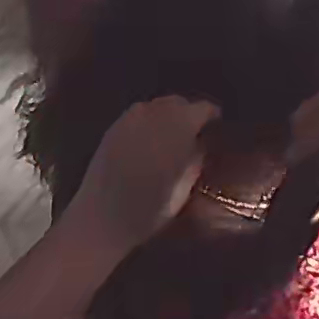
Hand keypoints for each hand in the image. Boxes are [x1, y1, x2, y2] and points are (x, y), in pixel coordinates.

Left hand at [65, 97, 216, 250]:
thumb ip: (194, 160)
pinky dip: (149, 119)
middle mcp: (152, 116)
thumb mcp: (183, 188)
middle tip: (196, 129)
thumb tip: (200, 145)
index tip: (217, 122)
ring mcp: (129, 119)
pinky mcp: (113, 126)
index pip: (199, 109)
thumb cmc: (149, 210)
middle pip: (176, 103)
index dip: (210, 114)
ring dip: (167, 113)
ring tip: (173, 132)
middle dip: (188, 112)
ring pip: (156, 105)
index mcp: (176, 129)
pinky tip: (150, 137)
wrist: (102, 216)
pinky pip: (138, 113)